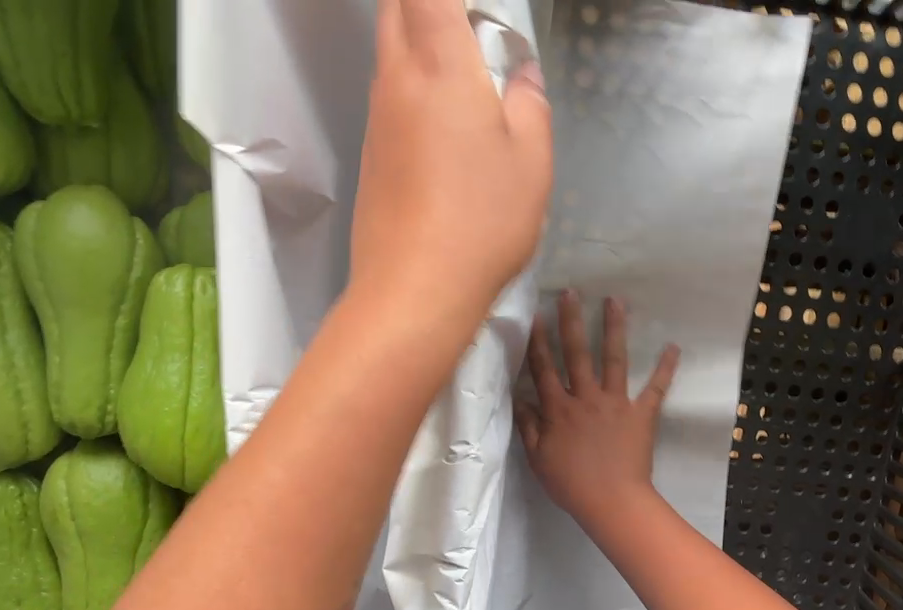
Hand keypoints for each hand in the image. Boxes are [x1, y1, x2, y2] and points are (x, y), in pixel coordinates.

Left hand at [350, 0, 551, 322]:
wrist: (414, 289)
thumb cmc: (482, 222)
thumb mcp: (532, 163)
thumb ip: (530, 106)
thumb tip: (523, 77)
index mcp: (440, 64)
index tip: (476, 12)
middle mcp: (397, 78)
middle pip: (396, 6)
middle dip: (426, 3)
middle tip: (466, 26)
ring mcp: (377, 118)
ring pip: (388, 50)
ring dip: (417, 39)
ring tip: (462, 71)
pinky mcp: (370, 155)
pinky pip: (389, 96)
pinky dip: (412, 86)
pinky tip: (445, 127)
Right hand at [516, 292, 679, 534]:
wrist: (611, 500)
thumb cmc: (571, 484)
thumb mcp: (538, 458)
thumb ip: (529, 427)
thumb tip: (520, 398)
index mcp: (558, 409)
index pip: (543, 369)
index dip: (537, 342)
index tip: (534, 315)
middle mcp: (586, 398)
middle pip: (576, 353)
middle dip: (571, 321)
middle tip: (570, 292)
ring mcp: (616, 403)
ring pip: (614, 359)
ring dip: (614, 328)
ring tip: (615, 301)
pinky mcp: (642, 414)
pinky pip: (656, 388)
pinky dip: (666, 368)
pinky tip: (674, 347)